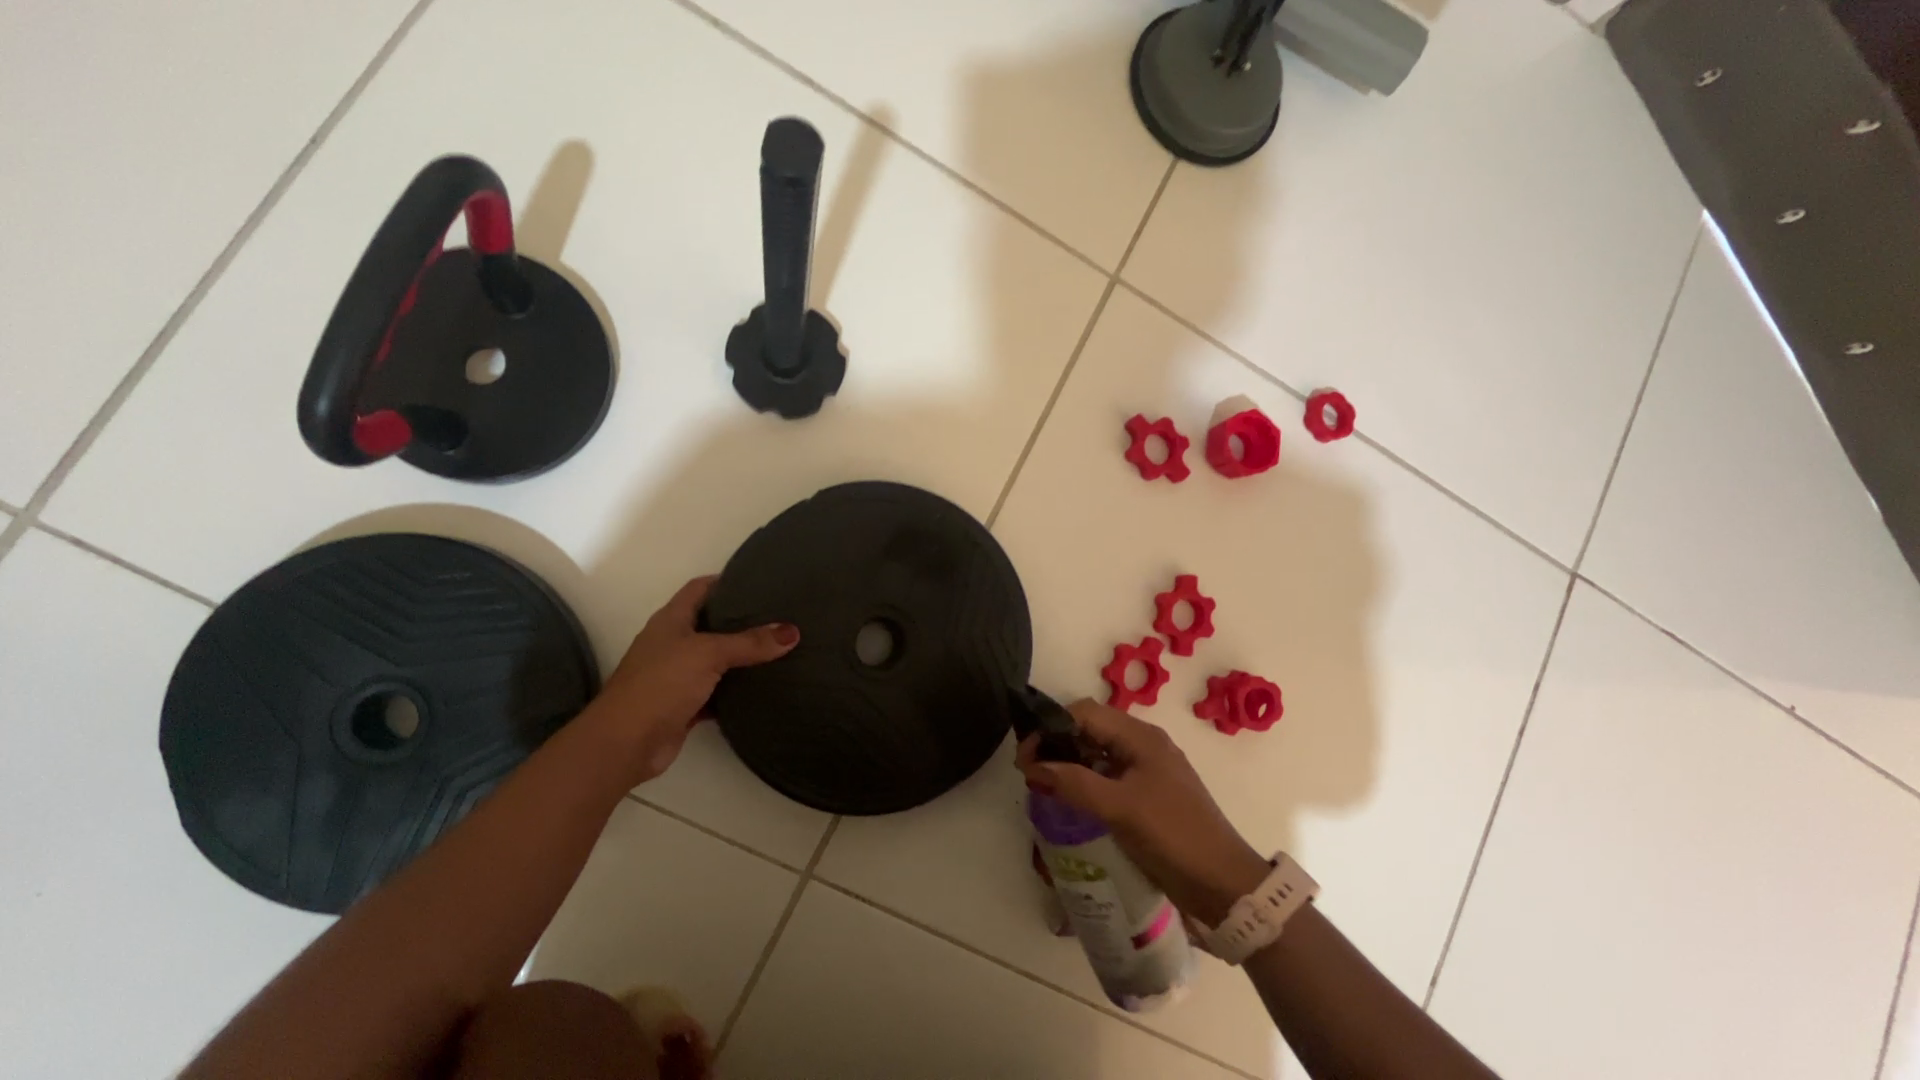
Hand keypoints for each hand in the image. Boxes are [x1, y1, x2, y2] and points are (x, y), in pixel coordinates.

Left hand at [586, 576, 797, 784]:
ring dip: (742, 658)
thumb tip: (792, 632)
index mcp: (671, 620)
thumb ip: (750, 643)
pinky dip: (737, 692)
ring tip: (781, 648)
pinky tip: (764, 689)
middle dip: (742, 620)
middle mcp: (673, 644)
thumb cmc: (661, 684)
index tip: (760, 580)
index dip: (726, 581)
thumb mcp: (708, 654)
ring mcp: (677, 676)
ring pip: (717, 661)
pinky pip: (718, 694)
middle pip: (711, 624)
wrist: (627, 742)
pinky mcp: (685, 706)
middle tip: (781, 616)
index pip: (700, 589)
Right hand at [1017, 699, 1269, 926]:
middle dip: (1056, 745)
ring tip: (1041, 789)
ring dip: (1068, 766)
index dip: (1050, 728)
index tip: (1024, 758)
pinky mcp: (1145, 798)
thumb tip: (1032, 766)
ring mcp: (1146, 773)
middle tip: (1028, 774)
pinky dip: (1083, 784)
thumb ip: (1073, 783)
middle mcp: (1143, 747)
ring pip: (1096, 755)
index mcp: (1141, 738)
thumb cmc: (1173, 836)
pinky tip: (1067, 804)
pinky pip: (1106, 779)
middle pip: (1089, 730)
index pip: (1084, 713)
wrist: (1222, 883)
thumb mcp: (1120, 808)